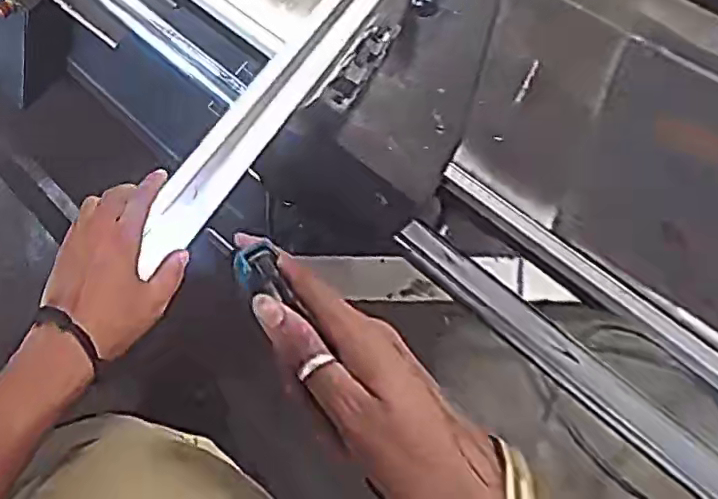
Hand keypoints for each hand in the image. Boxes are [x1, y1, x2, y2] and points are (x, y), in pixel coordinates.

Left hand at [42, 170, 188, 361]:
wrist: (67, 338)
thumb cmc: (105, 324)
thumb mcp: (151, 304)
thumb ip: (170, 274)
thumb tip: (179, 258)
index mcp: (122, 238)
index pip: (139, 198)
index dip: (152, 184)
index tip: (158, 178)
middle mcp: (98, 231)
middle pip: (115, 194)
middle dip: (132, 190)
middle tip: (144, 197)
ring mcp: (78, 236)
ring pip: (94, 202)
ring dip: (110, 201)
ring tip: (122, 213)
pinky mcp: (65, 247)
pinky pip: (80, 218)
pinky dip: (93, 216)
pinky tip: (100, 233)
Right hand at [241, 234, 501, 498]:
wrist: (471, 492)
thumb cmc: (416, 459)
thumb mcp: (348, 409)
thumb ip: (304, 353)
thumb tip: (270, 306)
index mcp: (361, 334)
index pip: (306, 281)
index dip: (271, 259)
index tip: (246, 244)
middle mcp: (374, 333)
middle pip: (310, 314)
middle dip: (291, 349)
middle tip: (298, 394)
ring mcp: (383, 351)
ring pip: (323, 342)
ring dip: (310, 378)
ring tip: (328, 424)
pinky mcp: (388, 371)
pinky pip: (340, 361)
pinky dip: (328, 386)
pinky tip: (340, 424)